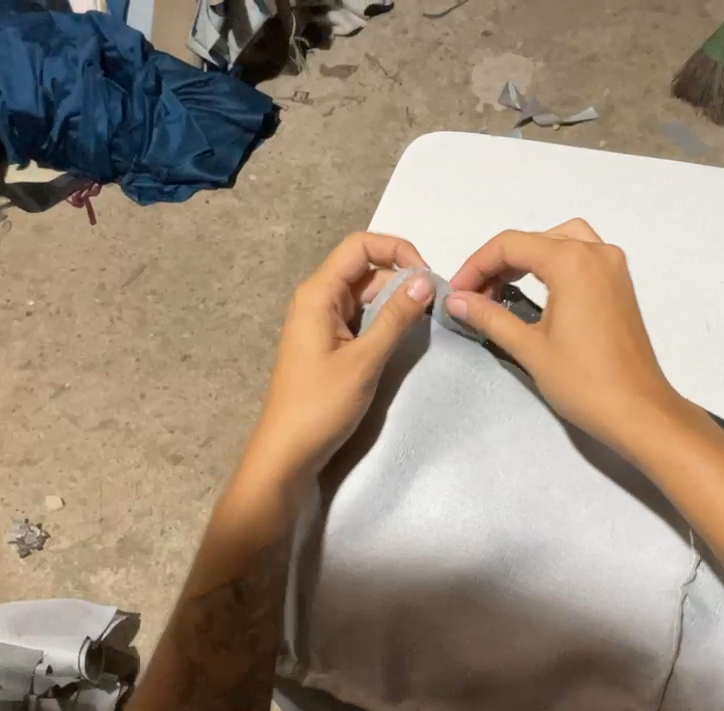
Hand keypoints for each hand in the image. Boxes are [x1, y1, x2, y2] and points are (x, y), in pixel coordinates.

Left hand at [247, 232, 435, 484]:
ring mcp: (322, 323)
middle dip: (401, 278)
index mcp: (318, 294)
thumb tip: (425, 280)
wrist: (288, 450)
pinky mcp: (329, 344)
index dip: (397, 250)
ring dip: (395, 302)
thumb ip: (395, 319)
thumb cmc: (321, 405)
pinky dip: (383, 321)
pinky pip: (360, 319)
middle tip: (435, 304)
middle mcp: (318, 300)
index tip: (427, 277)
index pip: (360, 246)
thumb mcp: (365, 361)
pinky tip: (403, 337)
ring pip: (365, 296)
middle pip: (365, 270)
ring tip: (425, 321)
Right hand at [446, 219, 689, 453]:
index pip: (511, 245)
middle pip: (535, 240)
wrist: (638, 410)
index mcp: (572, 262)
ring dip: (528, 259)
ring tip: (502, 290)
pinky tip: (536, 293)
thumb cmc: (583, 383)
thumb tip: (456, 301)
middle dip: (499, 263)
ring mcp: (613, 267)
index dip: (476, 265)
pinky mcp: (621, 285)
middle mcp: (596, 253)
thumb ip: (490, 317)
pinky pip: (582, 257)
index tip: (457, 293)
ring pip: (561, 242)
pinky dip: (554, 266)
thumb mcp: (529, 348)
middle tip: (475, 296)